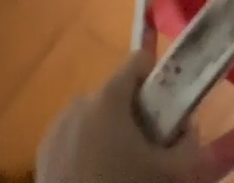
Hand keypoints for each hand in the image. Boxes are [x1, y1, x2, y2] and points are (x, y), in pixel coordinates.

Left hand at [36, 50, 203, 182]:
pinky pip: (76, 136)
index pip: (138, 61)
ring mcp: (57, 128)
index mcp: (108, 98)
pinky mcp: (44, 153)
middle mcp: (80, 103)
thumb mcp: (173, 173)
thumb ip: (189, 141)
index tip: (168, 108)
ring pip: (97, 115)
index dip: (158, 79)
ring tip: (124, 166)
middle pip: (118, 92)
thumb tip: (187, 126)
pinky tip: (100, 176)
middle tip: (150, 145)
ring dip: (112, 130)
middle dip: (137, 112)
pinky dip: (90, 147)